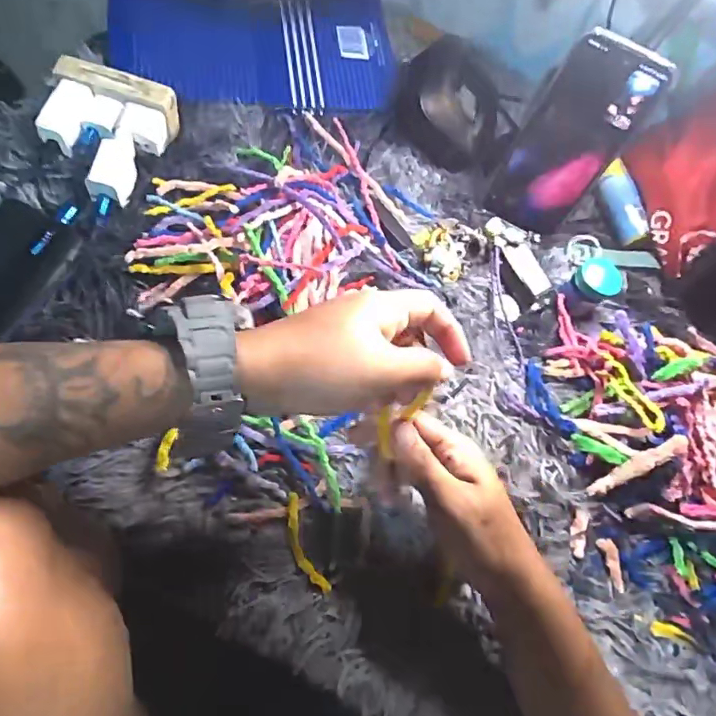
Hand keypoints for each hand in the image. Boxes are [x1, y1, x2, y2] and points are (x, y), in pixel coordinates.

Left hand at [236, 290, 471, 416]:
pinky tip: (364, 408)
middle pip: (409, 334)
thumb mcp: (382, 371)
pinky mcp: (326, 352)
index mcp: (382, 307)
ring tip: (388, 409)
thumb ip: (422, 369)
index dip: (452, 335)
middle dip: (419, 367)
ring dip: (395, 381)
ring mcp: (344, 333)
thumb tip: (443, 368)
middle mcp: (365, 313)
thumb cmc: (325, 368)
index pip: (432, 307)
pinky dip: (371, 384)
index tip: (460, 368)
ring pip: (386, 354)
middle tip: (415, 399)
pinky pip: (362, 365)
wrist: (255, 373)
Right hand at [389, 412, 540, 596]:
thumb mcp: (449, 499)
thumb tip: (396, 424)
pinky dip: (399, 483)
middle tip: (375, 483)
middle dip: (385, 454)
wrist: (509, 578)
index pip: (413, 419)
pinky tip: (393, 500)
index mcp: (456, 447)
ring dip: (390, 472)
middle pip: (407, 436)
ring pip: (407, 457)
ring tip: (386, 499)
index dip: (384, 424)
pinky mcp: (442, 489)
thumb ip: (422, 462)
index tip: (354, 439)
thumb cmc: (480, 538)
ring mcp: (447, 471)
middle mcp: (451, 452)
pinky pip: (413, 475)